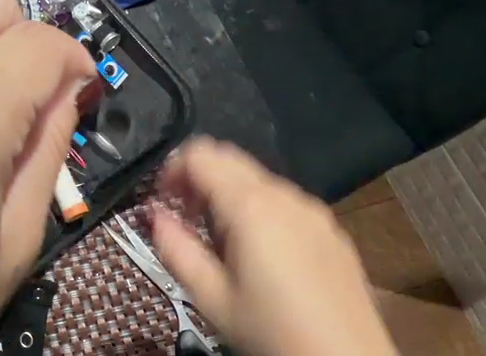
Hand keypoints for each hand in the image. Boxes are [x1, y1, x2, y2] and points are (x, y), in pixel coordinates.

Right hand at [151, 138, 395, 355]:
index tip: (163, 200)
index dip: (173, 168)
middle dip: (199, 177)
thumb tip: (154, 215)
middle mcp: (282, 194)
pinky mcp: (331, 229)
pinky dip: (261, 209)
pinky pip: (284, 200)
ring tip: (223, 242)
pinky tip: (264, 254)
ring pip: (257, 179)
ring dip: (229, 193)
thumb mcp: (214, 300)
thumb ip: (176, 250)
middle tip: (186, 216)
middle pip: (228, 158)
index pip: (200, 152)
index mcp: (249, 205)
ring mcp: (311, 209)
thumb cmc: (275, 334)